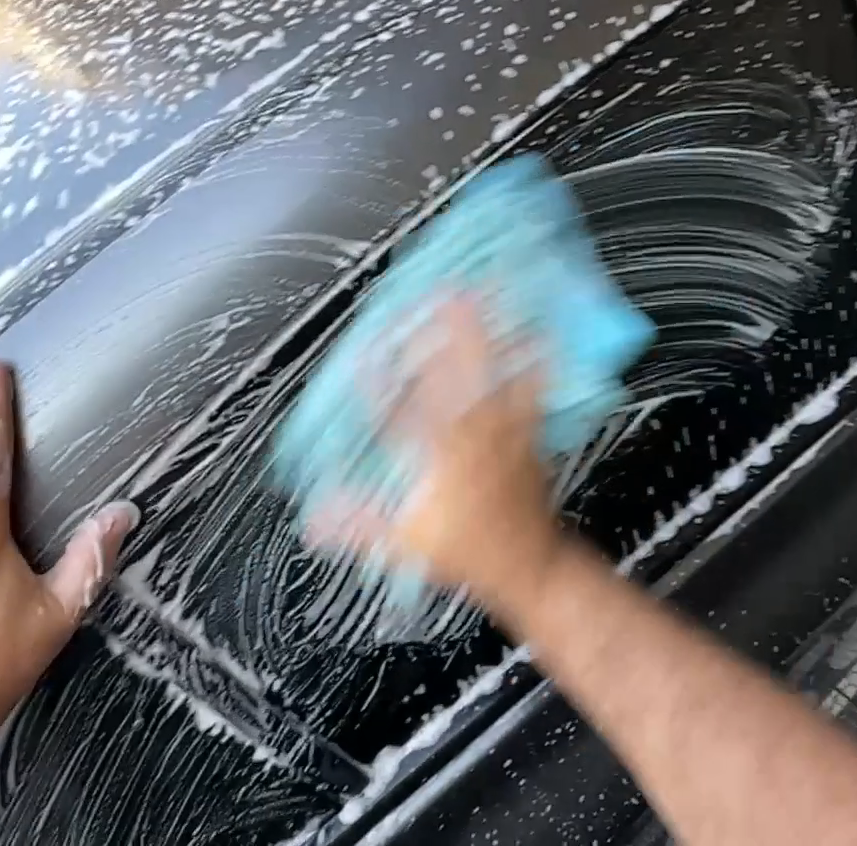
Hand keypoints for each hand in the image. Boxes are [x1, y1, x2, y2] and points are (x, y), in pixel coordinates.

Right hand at [322, 296, 571, 606]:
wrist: (530, 565)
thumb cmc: (470, 552)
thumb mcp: (407, 544)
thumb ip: (360, 525)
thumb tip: (315, 520)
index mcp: (441, 460)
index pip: (401, 416)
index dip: (379, 385)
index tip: (363, 355)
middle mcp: (474, 437)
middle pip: (462, 375)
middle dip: (455, 332)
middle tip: (449, 291)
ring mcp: (506, 431)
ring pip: (500, 373)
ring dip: (496, 333)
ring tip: (497, 295)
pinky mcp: (528, 434)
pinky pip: (534, 389)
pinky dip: (535, 361)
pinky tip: (540, 335)